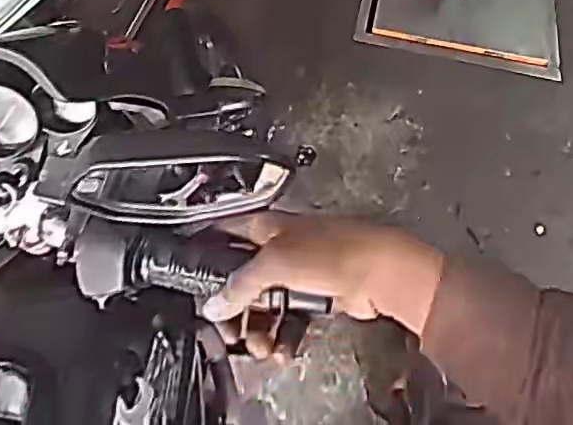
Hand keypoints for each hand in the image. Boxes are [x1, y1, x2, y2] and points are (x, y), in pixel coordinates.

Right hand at [200, 213, 444, 331]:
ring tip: (262, 348)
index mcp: (268, 225)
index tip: (195, 279)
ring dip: (258, 329)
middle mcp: (280, 244)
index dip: (209, 252)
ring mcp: (298, 269)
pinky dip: (281, 334)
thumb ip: (242, 281)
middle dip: (235, 308)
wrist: (377, 271)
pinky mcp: (314, 293)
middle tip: (230, 332)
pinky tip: (282, 348)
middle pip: (244, 277)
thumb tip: (215, 302)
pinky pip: (287, 317)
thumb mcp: (277, 262)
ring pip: (264, 302)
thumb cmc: (333, 250)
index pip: (227, 233)